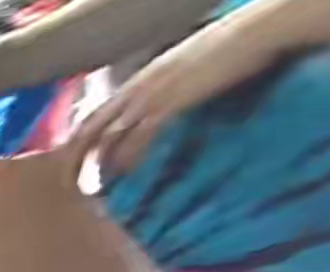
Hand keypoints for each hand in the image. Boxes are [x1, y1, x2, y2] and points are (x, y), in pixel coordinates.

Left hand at [72, 0, 297, 173]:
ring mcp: (150, 94)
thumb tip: (152, 116)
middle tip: (65, 188)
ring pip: (106, 137)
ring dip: (97, 166)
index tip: (68, 168)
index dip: (75, 145)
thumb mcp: (181, 70)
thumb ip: (159, 92)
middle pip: (87, 131)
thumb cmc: (230, 48)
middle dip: (72, 161)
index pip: (91, 118)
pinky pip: (137, 136)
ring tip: (93, 189)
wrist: (264, 25)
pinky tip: (124, 174)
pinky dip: (127, 158)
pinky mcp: (170, 101)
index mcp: (135, 81)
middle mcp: (135, 88)